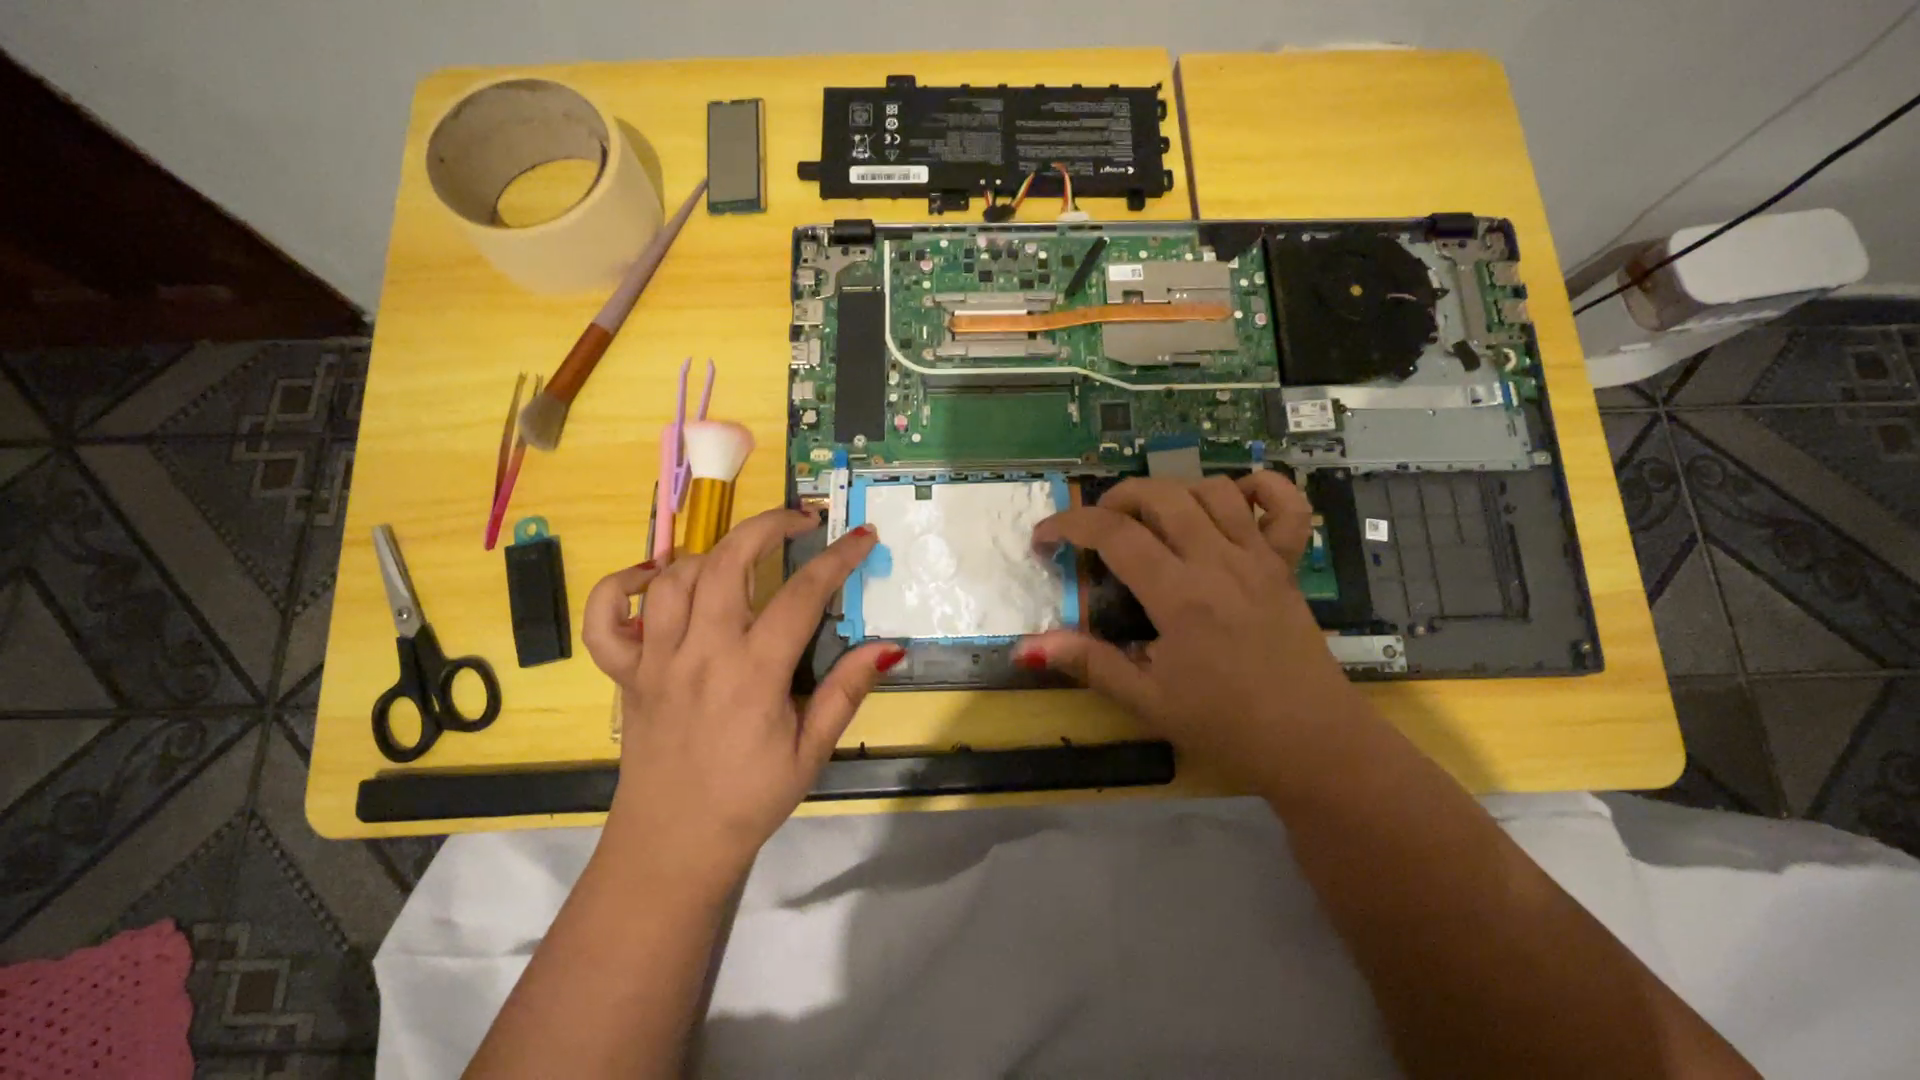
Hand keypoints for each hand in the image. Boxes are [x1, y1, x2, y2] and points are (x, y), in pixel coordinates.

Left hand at [581, 510, 901, 882]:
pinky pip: (605, 618)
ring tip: (741, 557)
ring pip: (674, 578)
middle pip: (728, 562)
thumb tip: (886, 645)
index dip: (836, 559)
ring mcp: (655, 660)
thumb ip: (846, 692)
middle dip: (768, 526)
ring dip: (711, 554)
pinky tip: (653, 577)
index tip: (861, 536)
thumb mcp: (812, 752)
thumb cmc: (749, 800)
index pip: (801, 596)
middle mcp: (701, 653)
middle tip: (799, 521)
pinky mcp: (625, 673)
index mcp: (753, 674)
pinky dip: (621, 586)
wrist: (675, 843)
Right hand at [1015, 473, 1361, 784]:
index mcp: (1180, 596)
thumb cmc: (1226, 726)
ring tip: (1150, 518)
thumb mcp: (1148, 701)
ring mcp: (1260, 558)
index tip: (1043, 540)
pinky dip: (1260, 488)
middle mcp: (1219, 562)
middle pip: (1161, 495)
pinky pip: (1286, 506)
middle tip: (1094, 528)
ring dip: (1172, 491)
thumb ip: (1090, 663)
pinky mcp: (1288, 565)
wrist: (1312, 743)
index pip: (1113, 534)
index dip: (1069, 526)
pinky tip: (1232, 500)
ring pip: (1213, 490)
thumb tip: (1026, 648)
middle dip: (1115, 498)